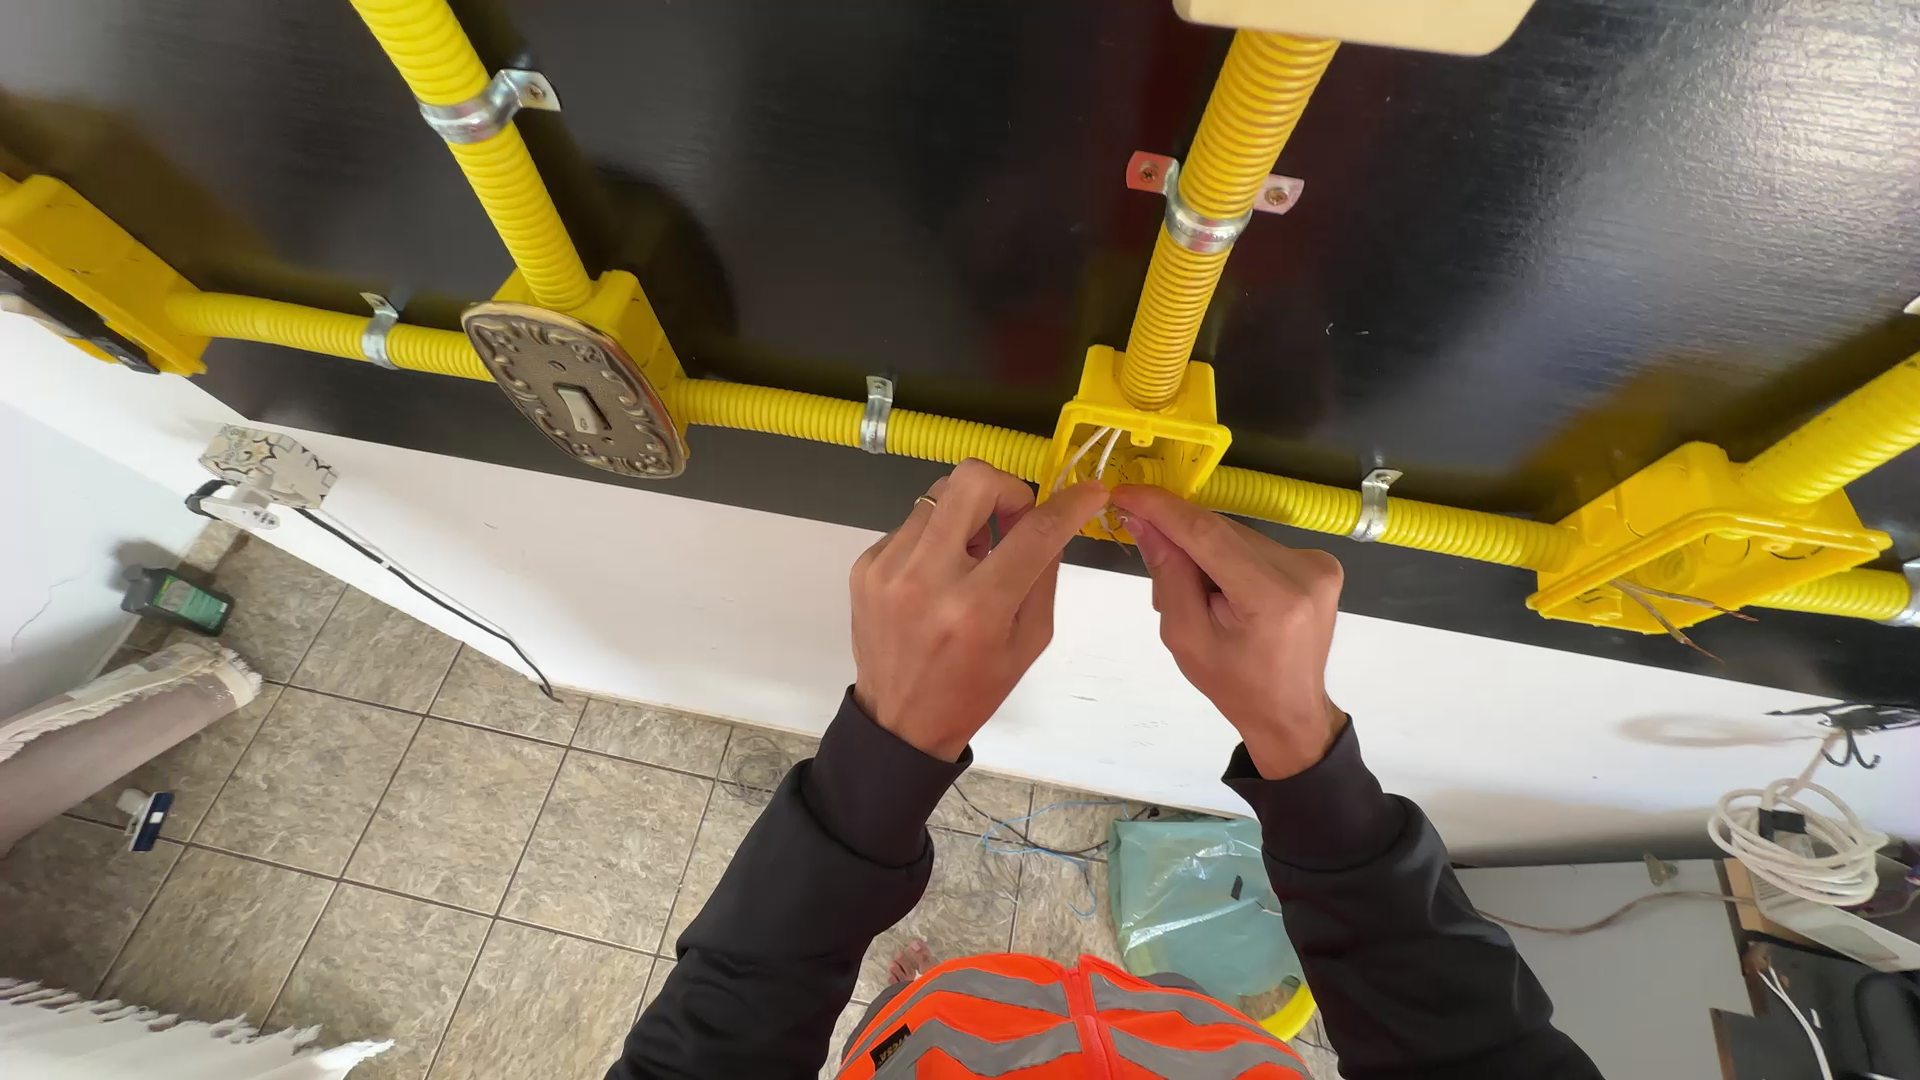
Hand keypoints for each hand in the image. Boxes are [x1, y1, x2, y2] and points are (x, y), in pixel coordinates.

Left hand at [851, 460, 1109, 760]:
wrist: (899, 721)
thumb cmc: (972, 689)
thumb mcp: (1028, 642)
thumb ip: (1043, 575)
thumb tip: (1052, 521)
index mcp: (976, 608)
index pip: (1034, 532)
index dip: (1070, 505)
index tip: (1088, 493)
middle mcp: (926, 579)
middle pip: (972, 479)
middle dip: (1006, 488)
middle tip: (1014, 520)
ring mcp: (888, 567)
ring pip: (940, 494)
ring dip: (968, 515)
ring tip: (972, 558)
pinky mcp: (866, 565)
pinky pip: (913, 523)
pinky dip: (936, 538)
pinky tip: (939, 576)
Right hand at [1109, 484, 1346, 779]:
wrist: (1289, 711)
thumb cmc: (1232, 684)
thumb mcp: (1184, 635)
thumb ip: (1167, 573)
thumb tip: (1142, 521)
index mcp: (1272, 597)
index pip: (1206, 533)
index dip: (1162, 508)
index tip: (1123, 492)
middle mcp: (1303, 570)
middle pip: (1220, 531)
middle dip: (1177, 536)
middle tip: (1148, 557)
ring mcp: (1317, 562)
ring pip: (1235, 534)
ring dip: (1201, 549)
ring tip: (1190, 592)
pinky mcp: (1319, 561)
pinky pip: (1253, 543)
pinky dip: (1225, 556)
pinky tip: (1219, 588)